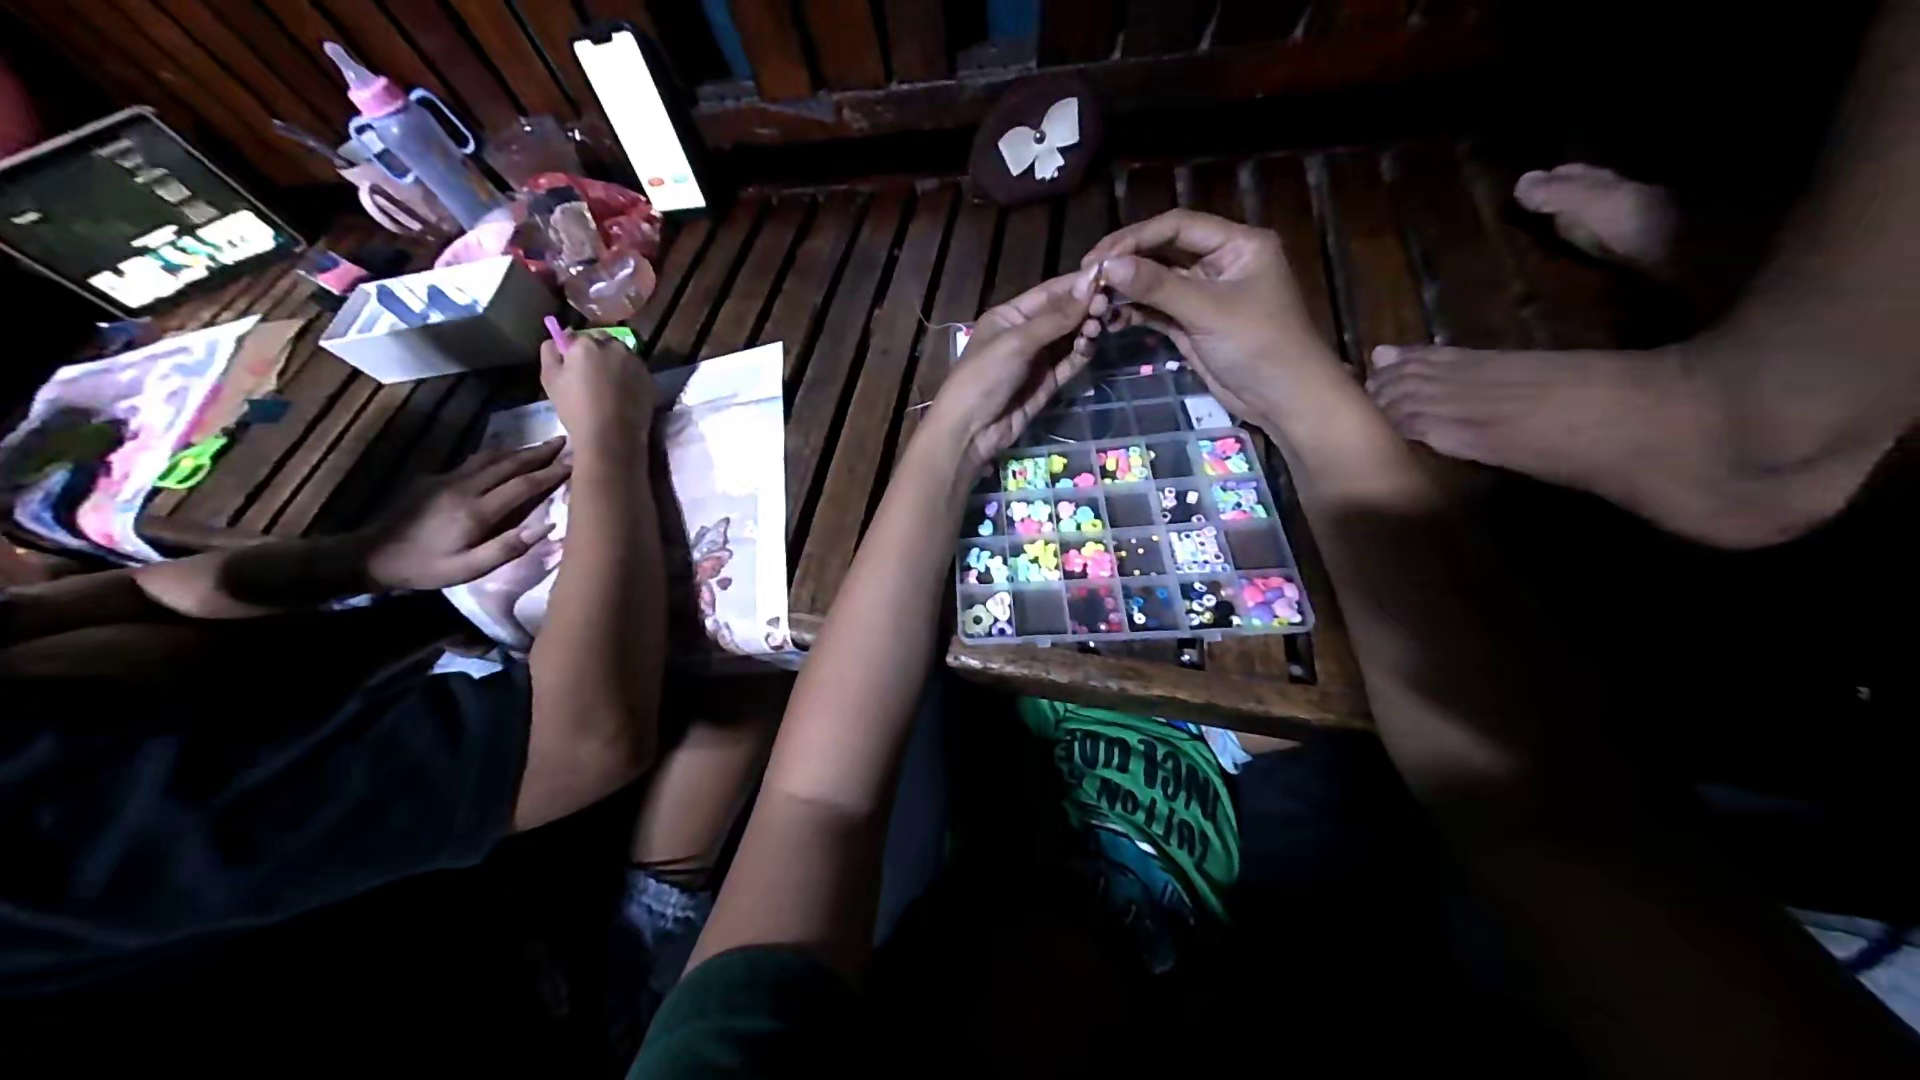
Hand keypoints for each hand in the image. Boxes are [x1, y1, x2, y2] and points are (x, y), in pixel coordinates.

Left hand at [360, 438, 570, 589]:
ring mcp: (447, 479)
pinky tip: (506, 456)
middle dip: (540, 453)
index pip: (523, 485)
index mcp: (477, 511)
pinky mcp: (434, 478)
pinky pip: (474, 461)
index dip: (551, 473)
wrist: (368, 556)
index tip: (576, 463)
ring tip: (543, 445)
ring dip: (521, 450)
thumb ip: (507, 548)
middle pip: (510, 464)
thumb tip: (547, 527)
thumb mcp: (467, 569)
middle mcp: (465, 488)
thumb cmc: (424, 568)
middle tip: (566, 442)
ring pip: (491, 457)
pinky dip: (498, 455)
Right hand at [541, 331, 654, 451]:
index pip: (578, 337)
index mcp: (586, 344)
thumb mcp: (550, 379)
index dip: (575, 349)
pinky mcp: (650, 378)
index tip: (574, 363)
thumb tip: (557, 340)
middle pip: (603, 341)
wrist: (612, 435)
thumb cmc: (575, 408)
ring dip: (616, 362)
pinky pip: (636, 370)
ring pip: (622, 354)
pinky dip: (630, 376)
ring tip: (610, 384)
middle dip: (597, 351)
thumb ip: (550, 353)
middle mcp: (614, 347)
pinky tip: (624, 392)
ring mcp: (635, 362)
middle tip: (593, 373)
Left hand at [923, 270, 1098, 468]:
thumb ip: (1056, 317)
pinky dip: (1082, 354)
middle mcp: (1026, 333)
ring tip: (1100, 326)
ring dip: (1086, 330)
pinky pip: (1070, 363)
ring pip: (1070, 338)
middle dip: (1086, 309)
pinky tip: (1091, 345)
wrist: (970, 430)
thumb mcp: (1017, 341)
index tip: (1109, 276)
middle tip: (1108, 307)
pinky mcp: (1047, 383)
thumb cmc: (984, 376)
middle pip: (1064, 315)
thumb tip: (1091, 284)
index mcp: (1011, 315)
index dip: (1078, 285)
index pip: (1050, 293)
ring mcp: (1037, 359)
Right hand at [1079, 209, 1342, 424]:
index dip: (1135, 237)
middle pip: (1164, 250)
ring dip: (1126, 289)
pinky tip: (1110, 318)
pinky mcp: (1193, 323)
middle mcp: (1220, 262)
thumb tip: (1108, 266)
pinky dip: (1135, 312)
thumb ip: (1157, 286)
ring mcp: (1205, 294)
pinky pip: (1158, 310)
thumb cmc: (1258, 344)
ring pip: (1157, 282)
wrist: (1284, 399)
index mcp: (1236, 244)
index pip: (1178, 225)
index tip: (1099, 257)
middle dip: (1126, 262)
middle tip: (1087, 275)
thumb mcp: (1207, 310)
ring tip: (1092, 299)